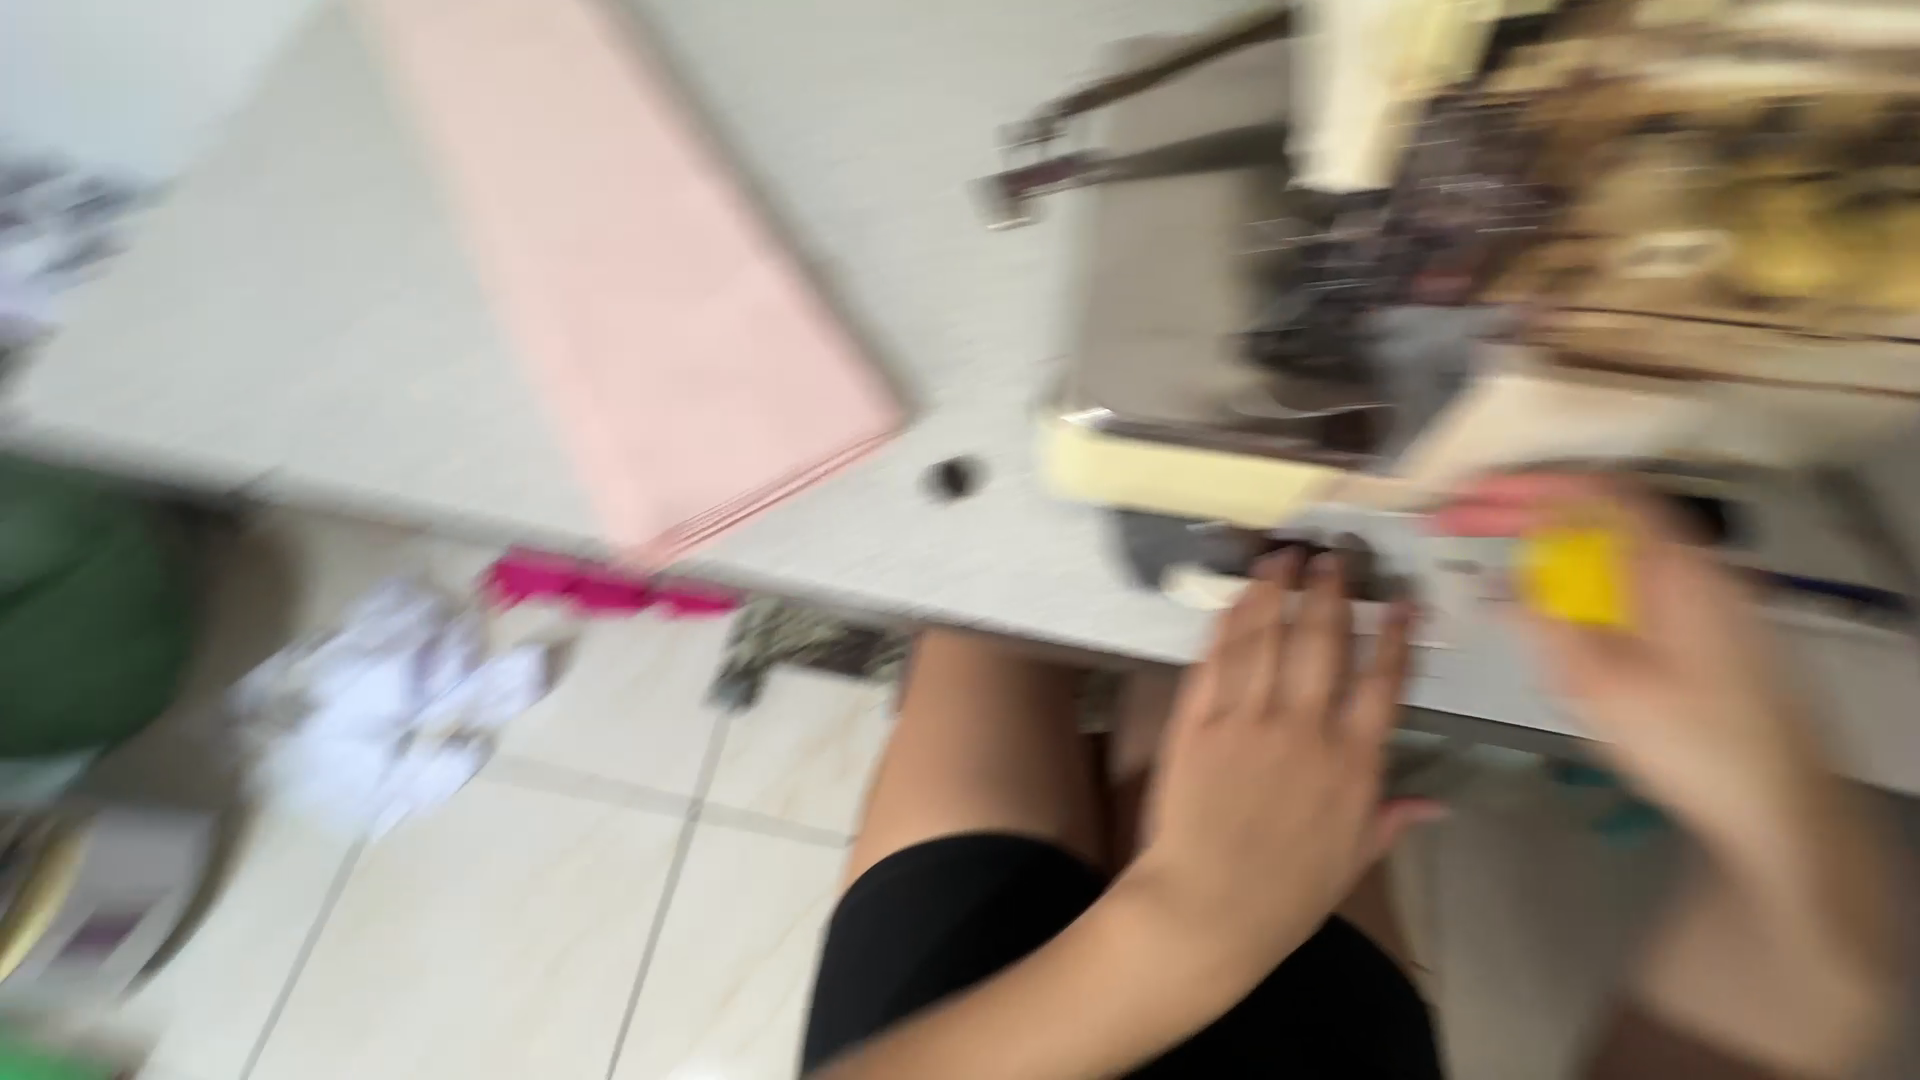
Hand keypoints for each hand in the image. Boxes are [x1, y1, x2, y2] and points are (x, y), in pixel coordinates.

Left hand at [1120, 550, 1441, 1001]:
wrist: (1206, 904)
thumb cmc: (1285, 892)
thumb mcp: (1352, 860)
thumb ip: (1391, 818)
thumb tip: (1437, 801)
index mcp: (1353, 764)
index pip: (1382, 683)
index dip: (1393, 637)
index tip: (1400, 602)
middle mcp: (1303, 729)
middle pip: (1321, 643)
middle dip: (1329, 593)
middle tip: (1331, 557)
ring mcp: (1246, 720)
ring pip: (1265, 639)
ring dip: (1274, 591)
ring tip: (1282, 557)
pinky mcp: (1198, 721)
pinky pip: (1215, 661)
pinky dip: (1226, 624)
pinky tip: (1235, 599)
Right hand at [1433, 472, 1830, 864]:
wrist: (1782, 809)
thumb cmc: (1687, 742)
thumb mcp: (1598, 680)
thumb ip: (1546, 618)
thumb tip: (1505, 578)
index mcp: (1674, 569)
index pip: (1595, 493)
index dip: (1525, 485)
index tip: (1467, 494)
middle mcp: (1692, 569)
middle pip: (1597, 515)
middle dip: (1518, 512)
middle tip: (1452, 520)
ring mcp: (1700, 598)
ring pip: (1607, 547)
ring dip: (1541, 542)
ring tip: (1483, 555)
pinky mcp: (1698, 627)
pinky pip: (1622, 577)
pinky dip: (1569, 572)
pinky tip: (1540, 601)